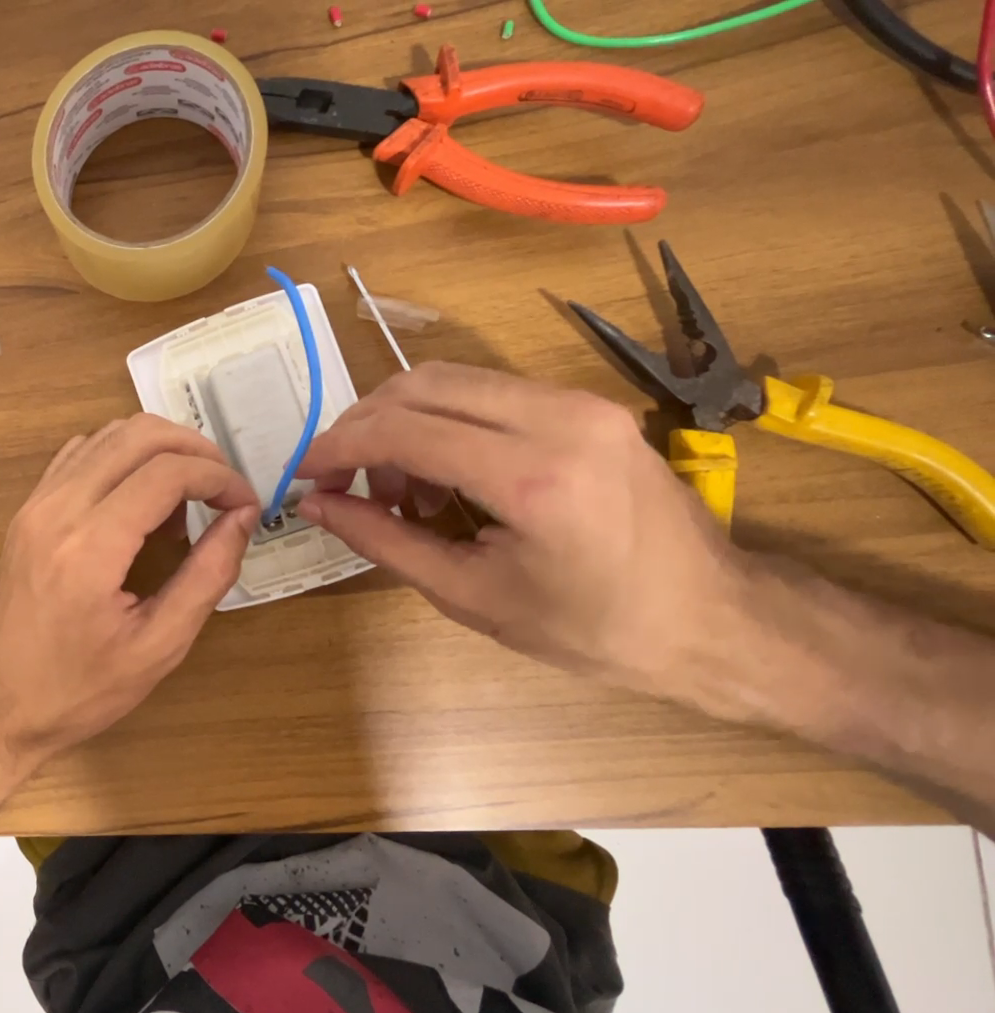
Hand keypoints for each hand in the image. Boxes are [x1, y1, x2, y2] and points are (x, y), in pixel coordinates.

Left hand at [0, 414, 258, 776]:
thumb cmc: (77, 691)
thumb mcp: (157, 648)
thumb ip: (207, 576)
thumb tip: (243, 517)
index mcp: (89, 547)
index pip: (167, 472)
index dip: (219, 477)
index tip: (245, 505)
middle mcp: (56, 510)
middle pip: (137, 434)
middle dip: (194, 449)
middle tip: (223, 490)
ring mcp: (33, 505)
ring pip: (105, 436)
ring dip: (156, 451)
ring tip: (184, 502)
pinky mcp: (24, 512)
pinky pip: (78, 456)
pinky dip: (119, 458)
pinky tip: (138, 501)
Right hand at [294, 362, 747, 693]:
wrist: (714, 620)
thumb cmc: (591, 628)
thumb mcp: (470, 595)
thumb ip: (384, 541)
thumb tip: (316, 505)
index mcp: (533, 477)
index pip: (404, 431)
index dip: (338, 448)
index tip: (302, 476)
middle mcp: (559, 418)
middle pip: (420, 386)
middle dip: (361, 428)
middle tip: (339, 484)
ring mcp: (579, 402)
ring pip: (449, 380)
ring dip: (398, 424)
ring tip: (395, 492)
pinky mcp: (585, 404)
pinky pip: (484, 393)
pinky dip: (438, 424)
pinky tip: (437, 476)